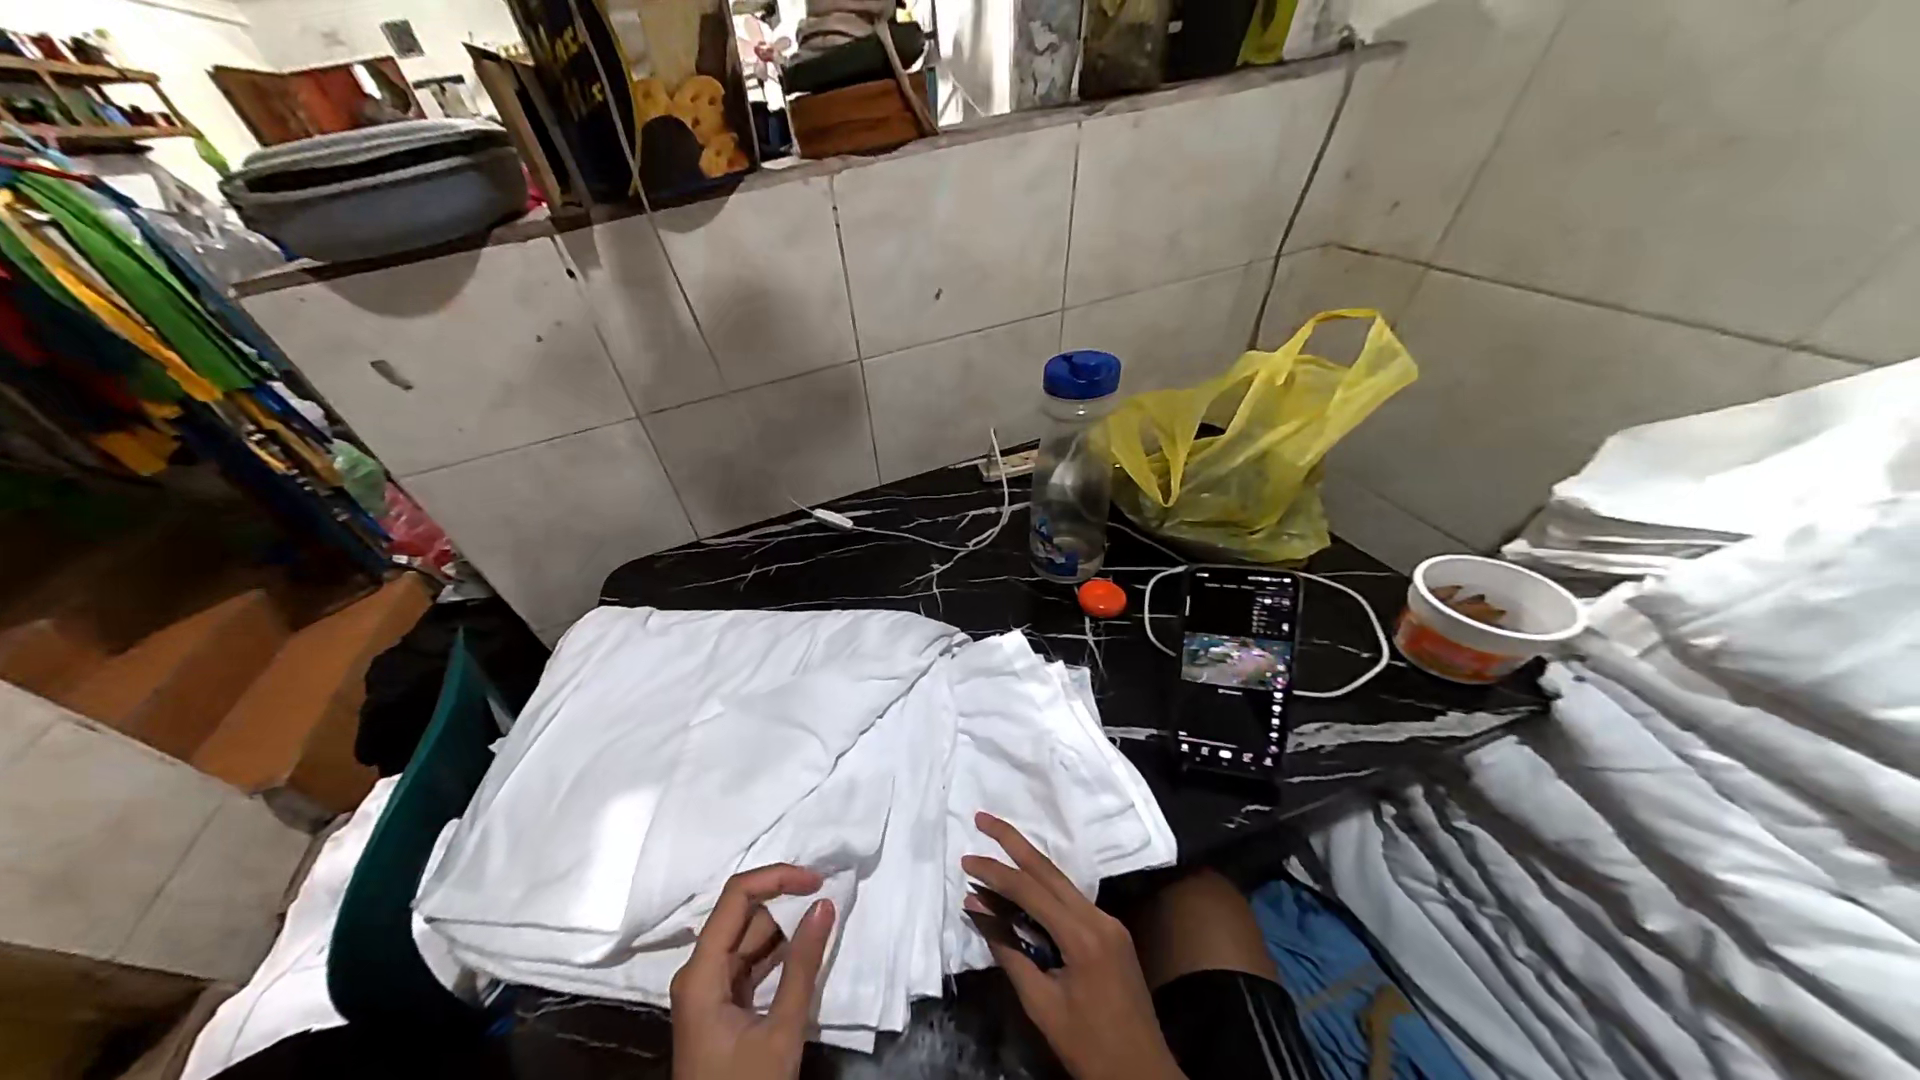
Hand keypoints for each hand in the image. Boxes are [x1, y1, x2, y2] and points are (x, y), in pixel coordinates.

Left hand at [670, 864, 836, 1079]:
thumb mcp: (781, 1029)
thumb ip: (803, 964)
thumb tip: (824, 903)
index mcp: (701, 972)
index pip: (736, 897)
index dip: (776, 878)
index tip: (816, 880)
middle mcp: (699, 971)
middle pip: (742, 914)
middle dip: (784, 900)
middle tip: (827, 897)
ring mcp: (709, 989)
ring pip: (749, 937)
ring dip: (786, 926)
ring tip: (823, 919)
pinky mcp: (723, 1004)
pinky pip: (751, 961)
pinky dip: (779, 952)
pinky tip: (807, 948)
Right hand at [962, 813, 1184, 1079]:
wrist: (1144, 1075)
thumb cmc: (1089, 1047)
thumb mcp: (1041, 1005)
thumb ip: (1008, 952)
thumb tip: (976, 909)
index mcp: (1084, 936)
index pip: (1030, 890)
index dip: (995, 873)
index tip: (965, 861)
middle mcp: (1099, 918)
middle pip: (1049, 870)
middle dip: (1013, 841)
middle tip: (982, 817)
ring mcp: (1109, 923)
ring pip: (1060, 882)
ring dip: (1027, 863)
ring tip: (996, 844)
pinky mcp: (1111, 933)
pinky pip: (1071, 901)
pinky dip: (1042, 890)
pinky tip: (1022, 888)